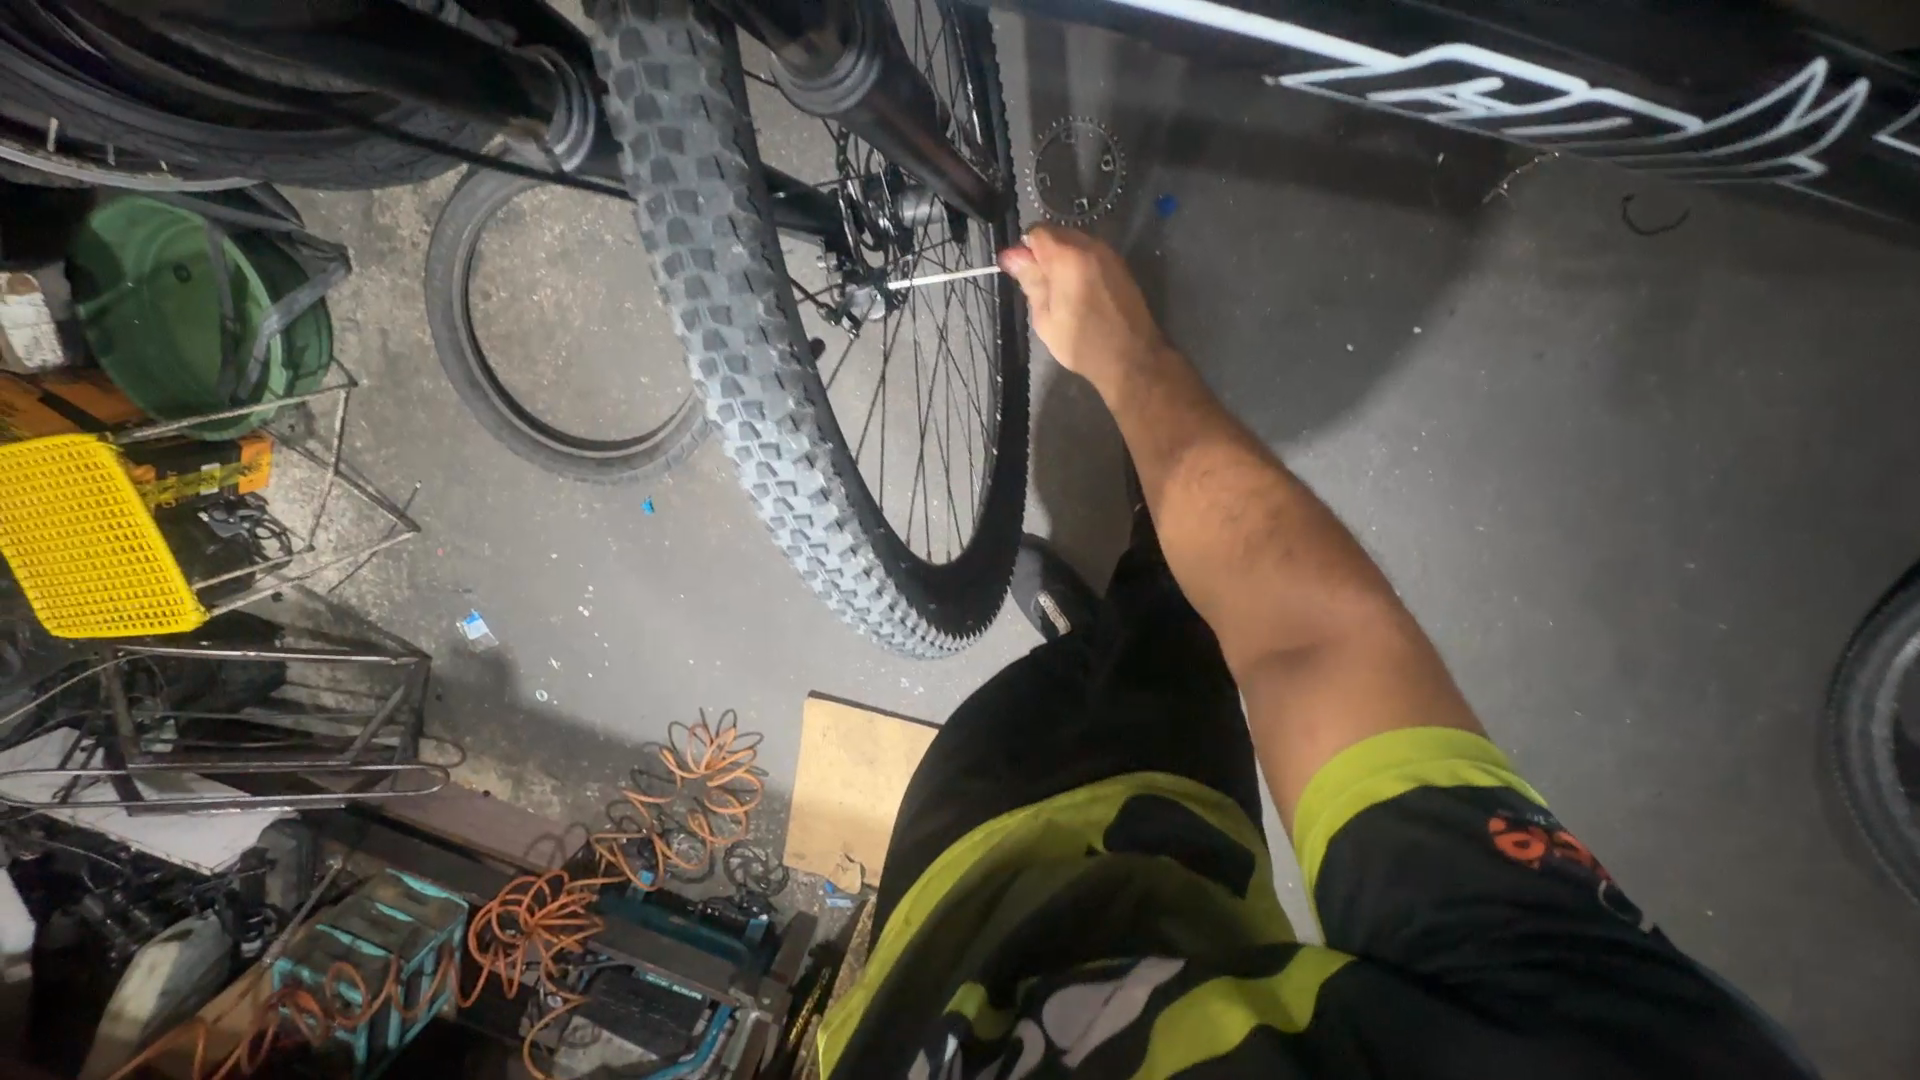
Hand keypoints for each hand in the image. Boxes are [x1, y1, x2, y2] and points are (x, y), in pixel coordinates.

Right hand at [998, 226, 1167, 392]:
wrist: (1132, 358)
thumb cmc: (1082, 344)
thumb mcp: (1046, 318)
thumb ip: (1031, 281)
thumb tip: (1013, 257)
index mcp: (1068, 258)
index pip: (1037, 232)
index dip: (1023, 249)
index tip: (1018, 272)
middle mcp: (1091, 246)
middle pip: (1057, 234)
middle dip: (1042, 253)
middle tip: (1036, 284)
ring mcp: (1109, 254)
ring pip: (1075, 243)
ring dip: (1061, 259)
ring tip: (1056, 291)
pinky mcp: (1120, 266)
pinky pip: (1090, 254)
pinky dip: (1078, 264)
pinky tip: (1076, 291)